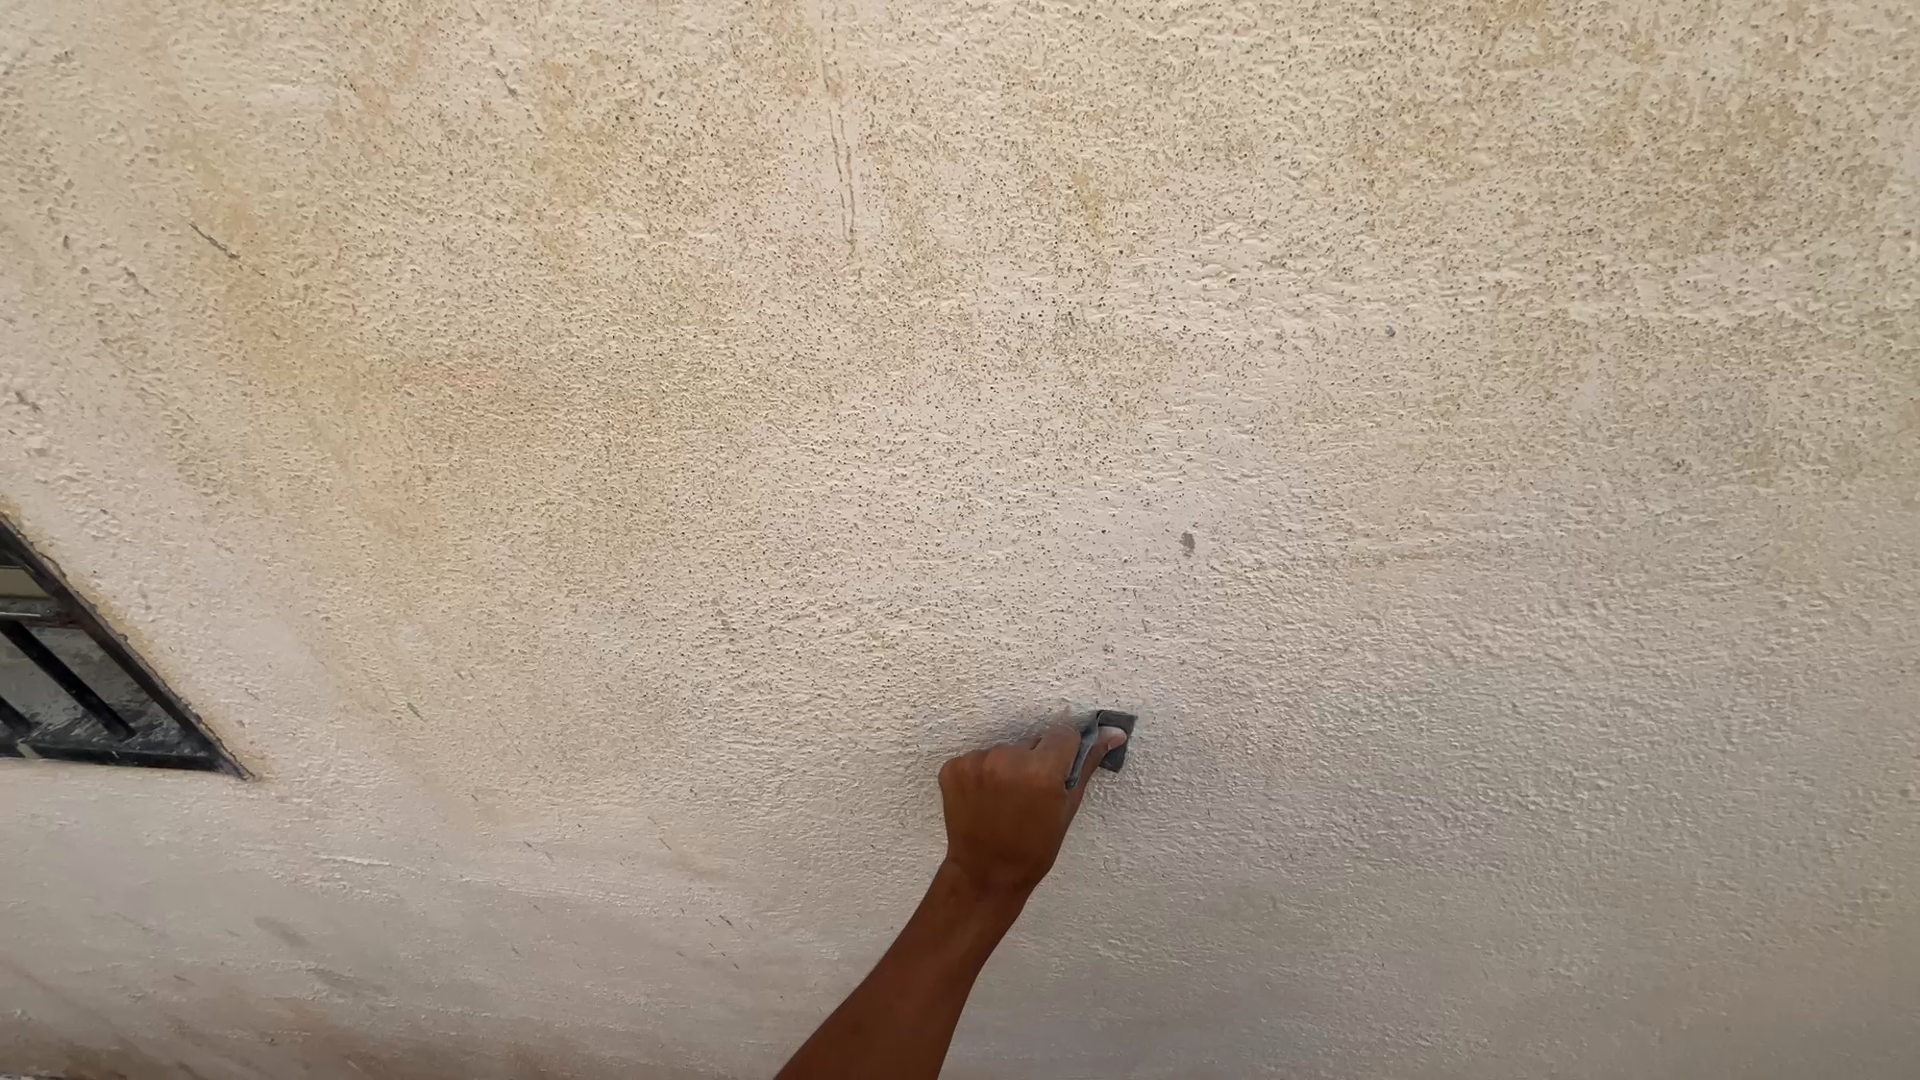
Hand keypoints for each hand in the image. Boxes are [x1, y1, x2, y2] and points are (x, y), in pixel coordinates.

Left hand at [936, 722, 1128, 899]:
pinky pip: (977, 758)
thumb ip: (1087, 764)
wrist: (986, 874)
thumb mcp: (1067, 807)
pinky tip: (985, 799)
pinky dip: (982, 773)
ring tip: (1006, 799)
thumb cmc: (1034, 848)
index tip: (1059, 770)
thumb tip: (1114, 733)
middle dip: (1035, 760)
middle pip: (1031, 741)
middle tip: (1031, 793)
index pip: (1063, 733)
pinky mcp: (953, 767)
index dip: (1064, 752)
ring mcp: (976, 762)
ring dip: (1007, 766)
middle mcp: (1006, 760)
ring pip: (1004, 749)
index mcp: (1041, 771)